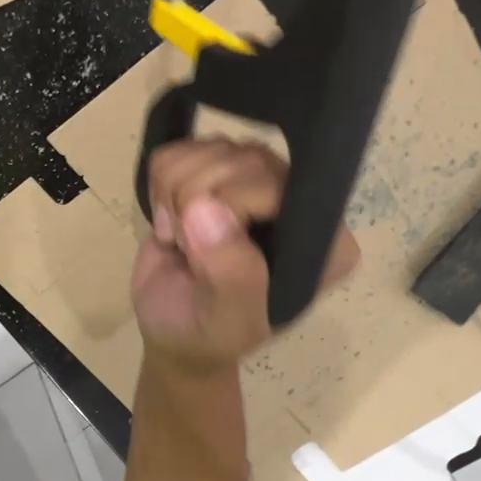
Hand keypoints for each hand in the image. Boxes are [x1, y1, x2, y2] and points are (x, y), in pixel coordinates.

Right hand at [132, 140, 358, 370]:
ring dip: (173, 193)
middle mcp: (294, 199)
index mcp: (320, 236)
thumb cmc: (207, 333)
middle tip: (186, 246)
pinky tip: (170, 217)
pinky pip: (181, 148)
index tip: (203, 251)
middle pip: (239, 157)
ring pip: (209, 147)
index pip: (277, 182)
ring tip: (179, 236)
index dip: (227, 204)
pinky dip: (160, 181)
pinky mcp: (214, 173)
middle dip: (192, 200)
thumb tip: (207, 210)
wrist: (170, 330)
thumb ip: (232, 274)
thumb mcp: (228, 320)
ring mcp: (253, 182)